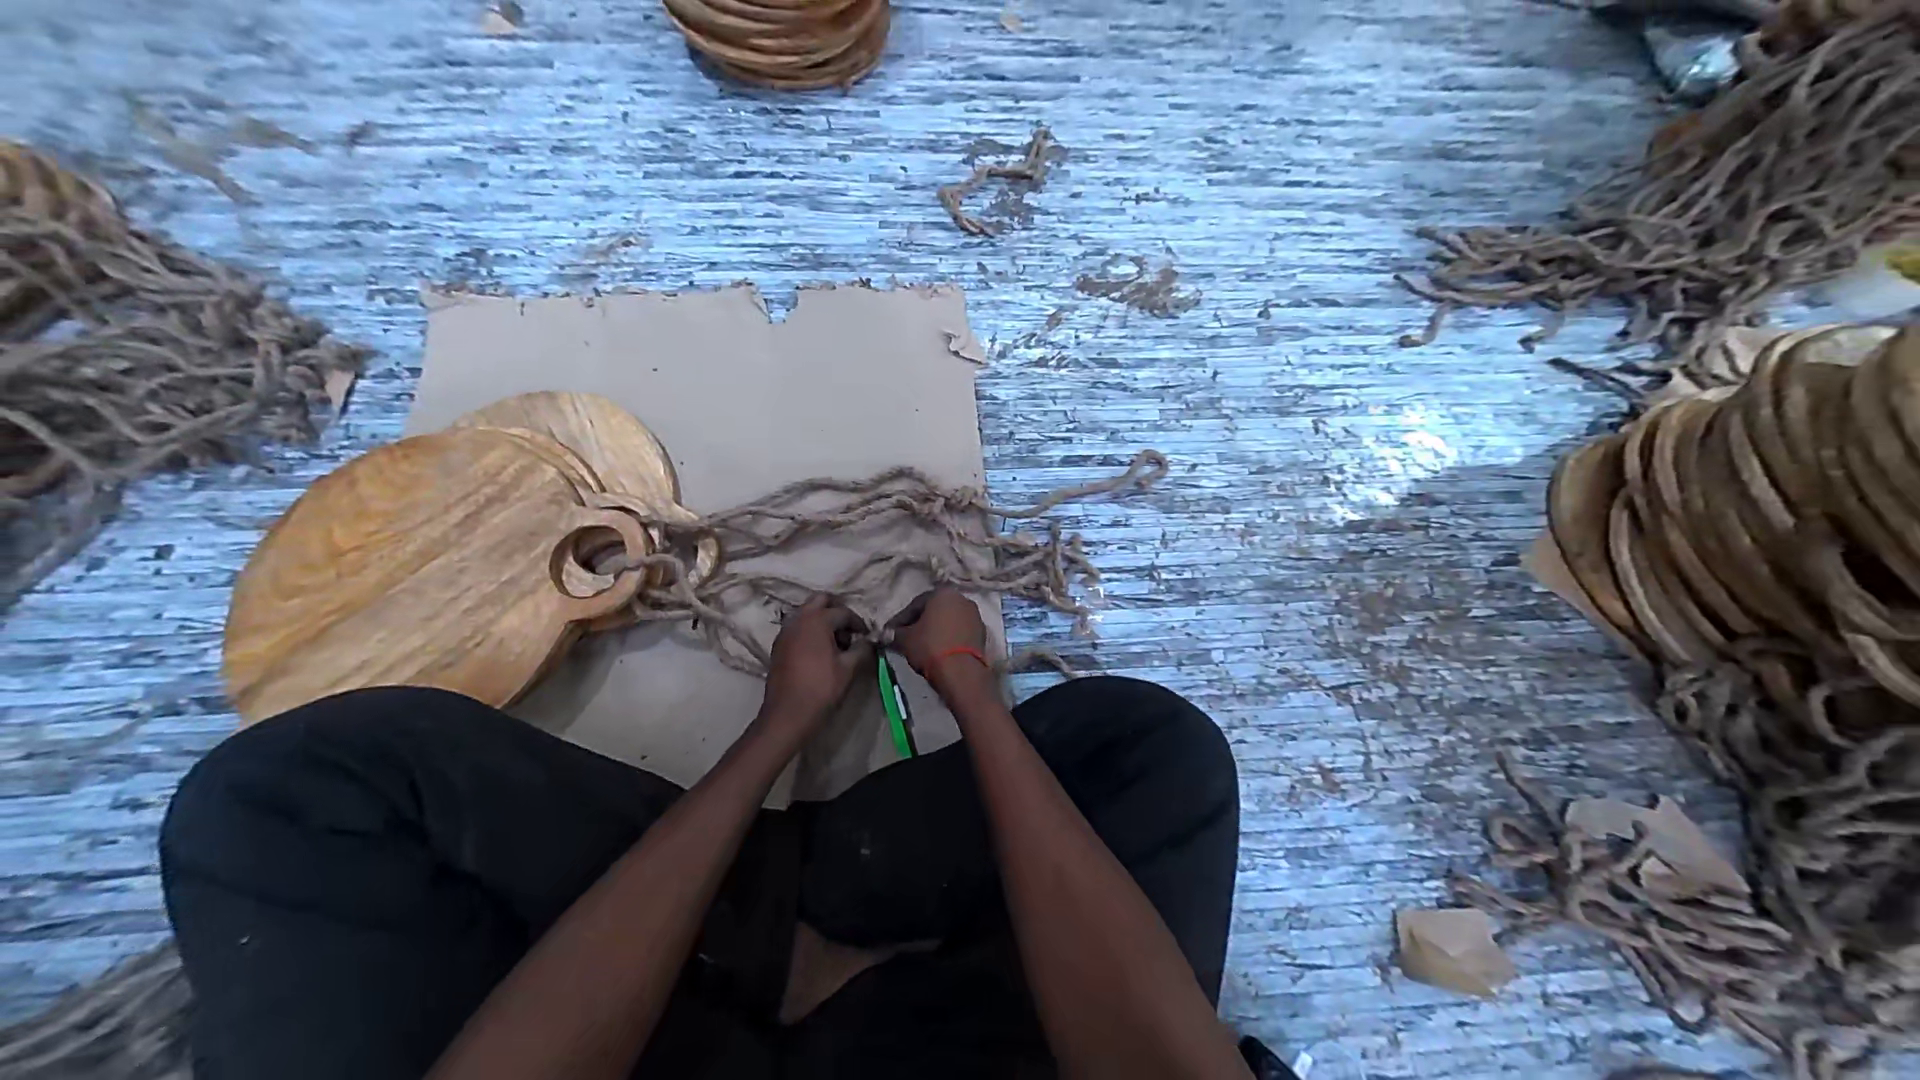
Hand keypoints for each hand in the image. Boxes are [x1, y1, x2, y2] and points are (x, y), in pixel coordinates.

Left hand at [759, 595, 870, 740]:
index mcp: (817, 620)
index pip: (843, 612)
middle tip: (849, 630)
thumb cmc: (822, 688)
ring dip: (821, 620)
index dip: (858, 623)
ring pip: (806, 613)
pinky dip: (809, 631)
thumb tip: (870, 641)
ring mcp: (785, 632)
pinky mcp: (778, 645)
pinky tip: (819, 651)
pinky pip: (797, 628)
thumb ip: (862, 649)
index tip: (866, 636)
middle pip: (820, 601)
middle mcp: (798, 619)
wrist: (788, 714)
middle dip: (836, 610)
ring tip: (835, 642)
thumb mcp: (849, 668)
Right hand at [889, 587, 990, 698]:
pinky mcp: (982, 633)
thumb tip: (887, 634)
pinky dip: (948, 638)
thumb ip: (895, 633)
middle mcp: (962, 598)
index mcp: (942, 593)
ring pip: (948, 621)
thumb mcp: (905, 639)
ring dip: (935, 631)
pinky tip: (938, 650)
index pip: (915, 604)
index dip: (900, 619)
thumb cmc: (930, 647)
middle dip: (919, 623)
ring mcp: (975, 615)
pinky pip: (959, 632)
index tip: (890, 632)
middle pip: (934, 610)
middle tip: (905, 637)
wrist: (961, 671)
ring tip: (922, 645)